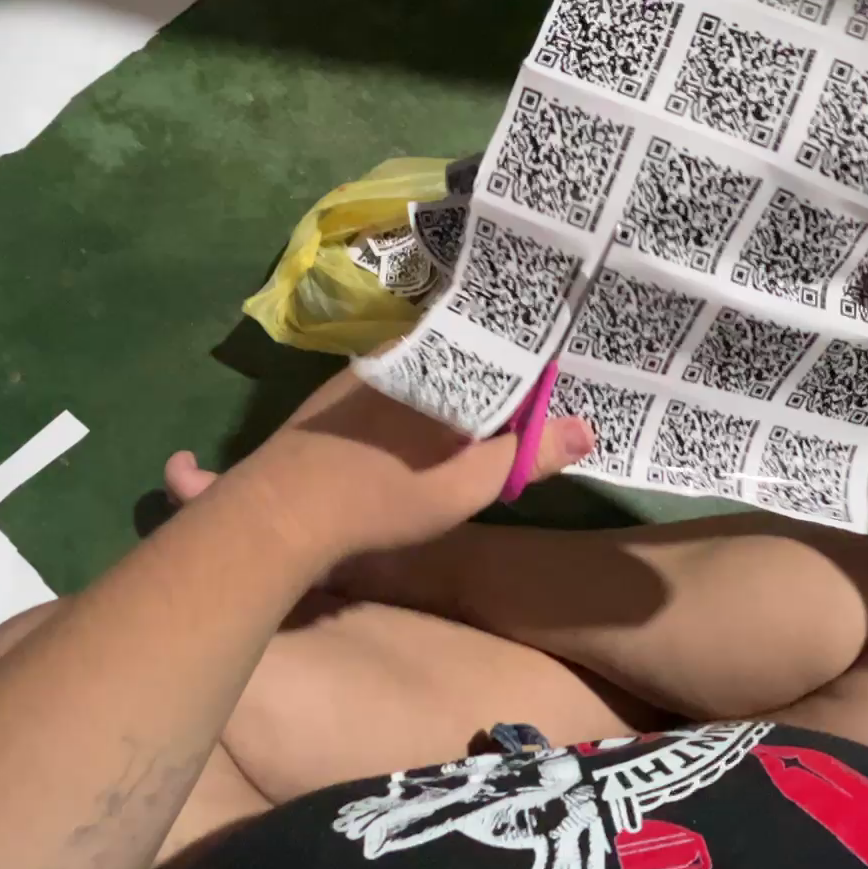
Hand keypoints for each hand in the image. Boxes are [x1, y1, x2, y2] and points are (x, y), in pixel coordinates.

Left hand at [239, 366, 593, 560]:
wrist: (279, 513)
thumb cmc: (381, 500)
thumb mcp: (465, 487)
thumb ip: (526, 456)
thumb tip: (589, 428)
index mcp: (443, 375)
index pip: (505, 355)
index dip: (534, 371)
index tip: (555, 385)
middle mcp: (406, 357)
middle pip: (469, 358)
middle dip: (497, 379)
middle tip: (521, 406)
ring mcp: (368, 371)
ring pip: (432, 368)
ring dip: (458, 387)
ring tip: (481, 412)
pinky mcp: (341, 390)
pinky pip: (400, 378)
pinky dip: (422, 394)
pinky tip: (418, 426)